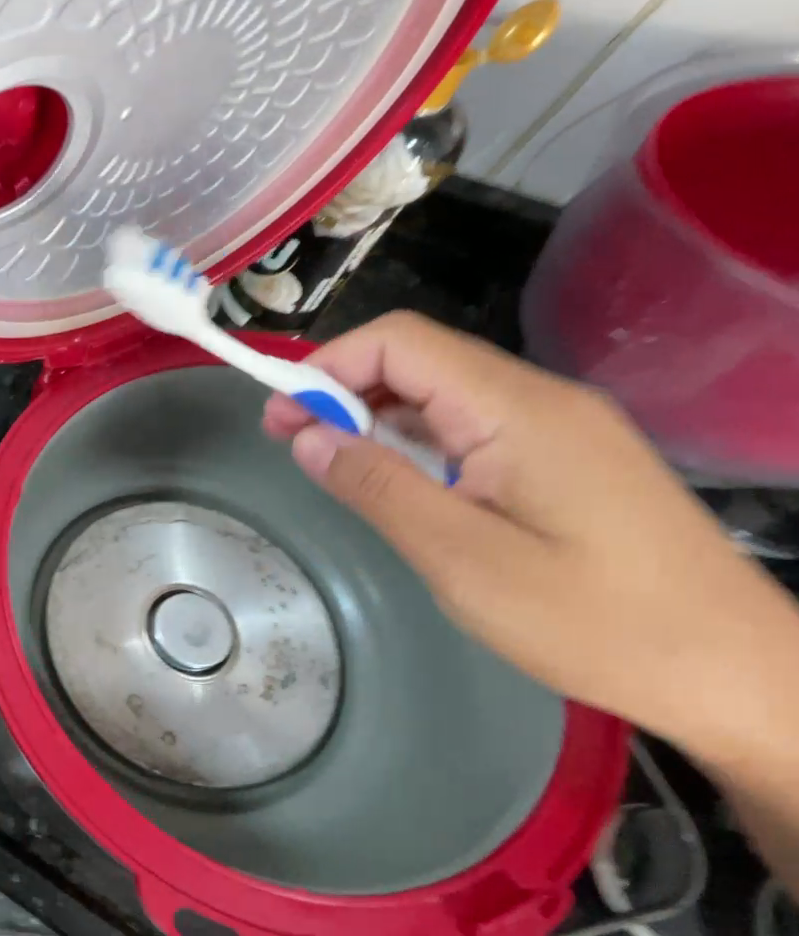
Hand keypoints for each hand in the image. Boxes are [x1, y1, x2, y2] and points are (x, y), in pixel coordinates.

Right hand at [262, 311, 798, 763]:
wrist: (740, 677)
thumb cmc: (599, 622)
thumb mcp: (464, 559)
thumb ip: (377, 487)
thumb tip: (305, 436)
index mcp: (518, 409)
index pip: (399, 343)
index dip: (326, 367)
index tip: (280, 420)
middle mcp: (540, 400)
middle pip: (417, 360)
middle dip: (341, 390)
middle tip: (292, 444)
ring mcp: (558, 427)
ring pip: (441, 393)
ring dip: (375, 418)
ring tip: (334, 466)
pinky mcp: (565, 458)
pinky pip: (471, 426)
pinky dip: (416, 442)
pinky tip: (398, 484)